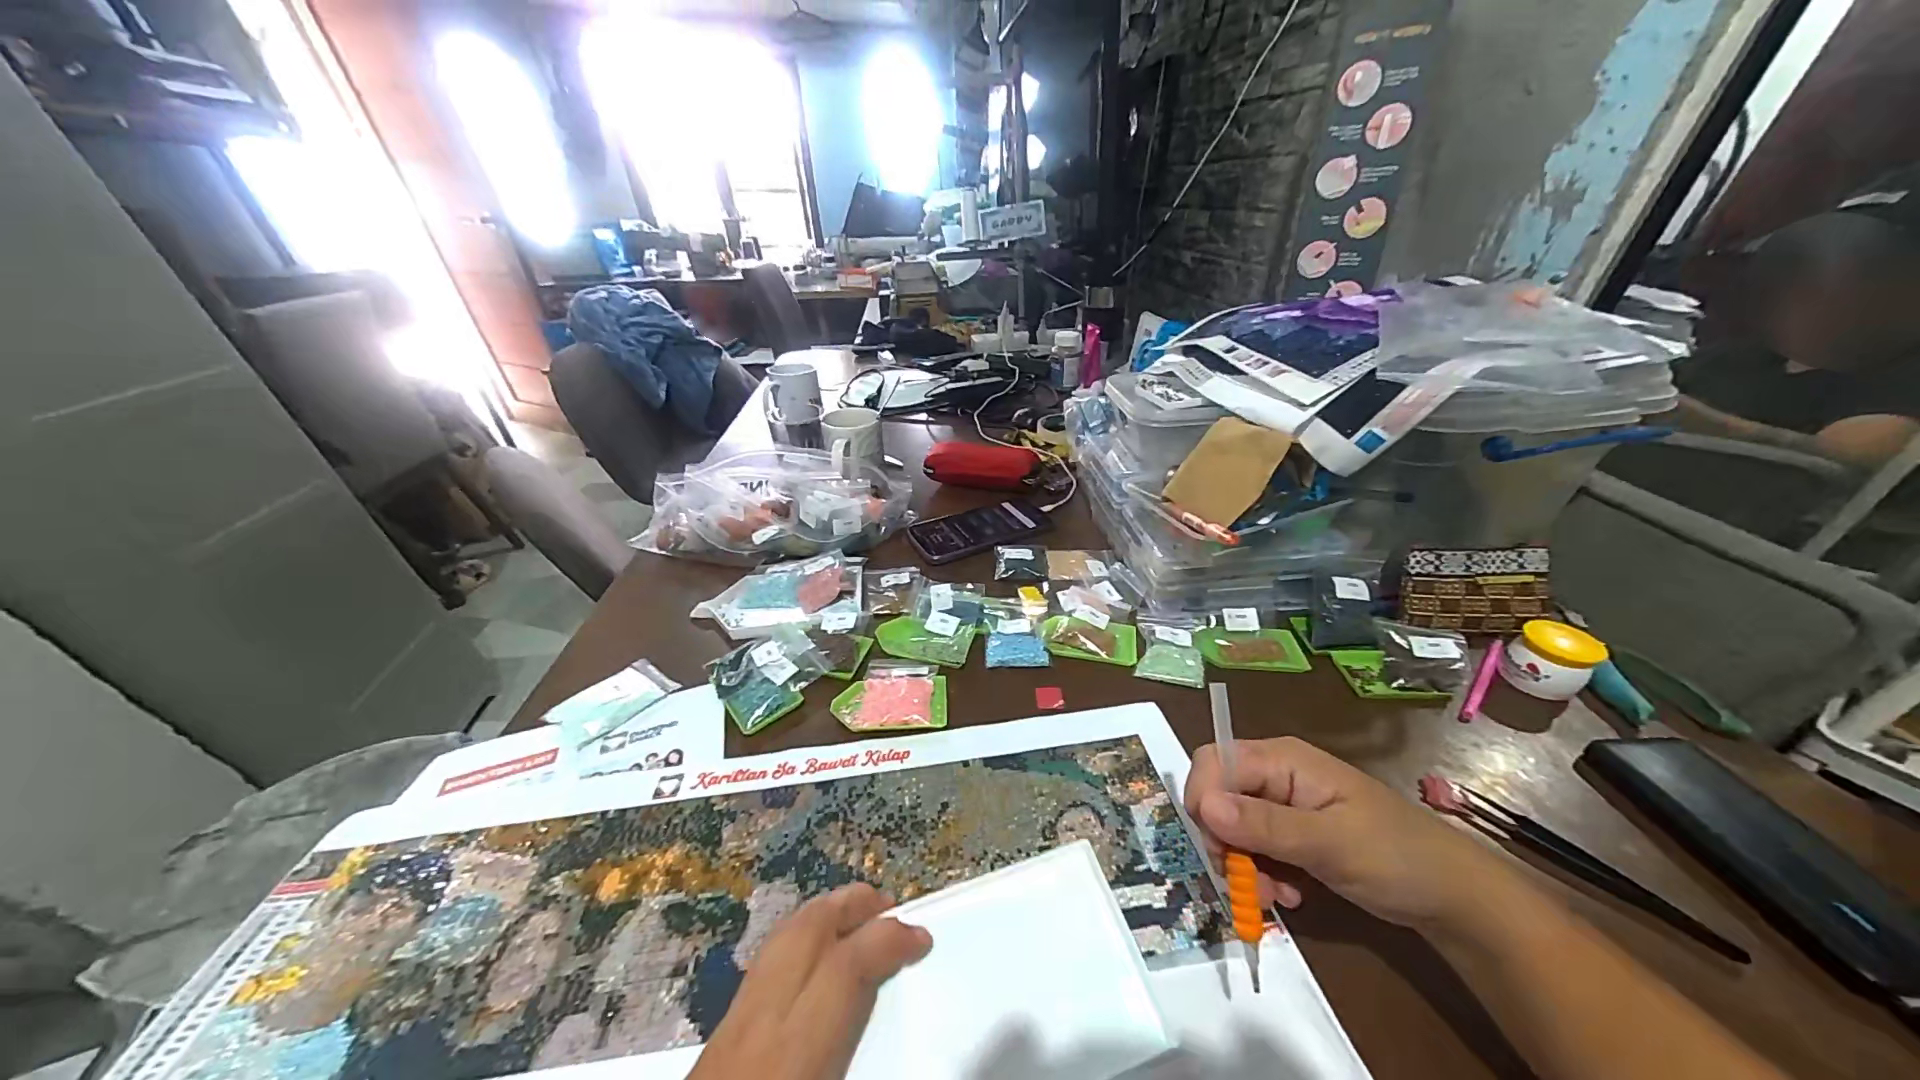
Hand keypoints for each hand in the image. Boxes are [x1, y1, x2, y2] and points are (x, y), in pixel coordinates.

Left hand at [688, 883, 931, 1079]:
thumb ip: (859, 1061)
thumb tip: (904, 1051)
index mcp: (792, 1056)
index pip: (844, 968)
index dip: (888, 940)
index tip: (921, 939)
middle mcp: (757, 1027)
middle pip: (804, 934)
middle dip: (850, 906)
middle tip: (889, 906)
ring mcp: (730, 1027)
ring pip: (778, 942)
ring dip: (822, 916)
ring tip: (856, 917)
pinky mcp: (716, 1037)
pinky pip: (763, 965)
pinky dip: (797, 942)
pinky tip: (812, 956)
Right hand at [1186, 736, 1514, 930]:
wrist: (1455, 897)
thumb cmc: (1397, 857)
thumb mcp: (1330, 842)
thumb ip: (1264, 824)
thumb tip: (1204, 806)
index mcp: (1281, 759)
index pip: (1214, 762)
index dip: (1203, 800)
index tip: (1218, 847)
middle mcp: (1275, 774)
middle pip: (1217, 795)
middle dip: (1224, 841)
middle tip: (1246, 880)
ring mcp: (1283, 803)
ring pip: (1231, 827)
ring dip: (1244, 864)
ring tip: (1276, 895)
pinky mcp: (1291, 831)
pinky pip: (1253, 846)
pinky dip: (1261, 872)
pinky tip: (1287, 894)